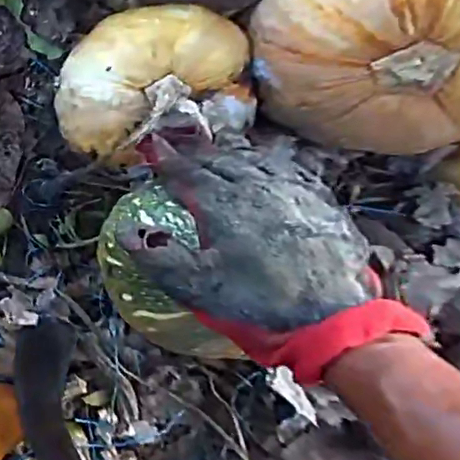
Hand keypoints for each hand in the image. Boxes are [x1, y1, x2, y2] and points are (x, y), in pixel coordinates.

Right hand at [114, 141, 428, 381]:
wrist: (334, 319)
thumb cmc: (256, 301)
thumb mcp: (196, 286)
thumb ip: (157, 257)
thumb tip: (126, 232)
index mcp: (223, 204)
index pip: (186, 172)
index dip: (165, 158)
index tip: (149, 144)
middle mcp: (256, 188)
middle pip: (218, 160)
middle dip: (192, 149)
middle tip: (173, 140)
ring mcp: (292, 192)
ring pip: (253, 160)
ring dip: (227, 152)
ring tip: (212, 148)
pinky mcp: (320, 202)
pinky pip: (287, 169)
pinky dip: (265, 161)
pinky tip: (263, 163)